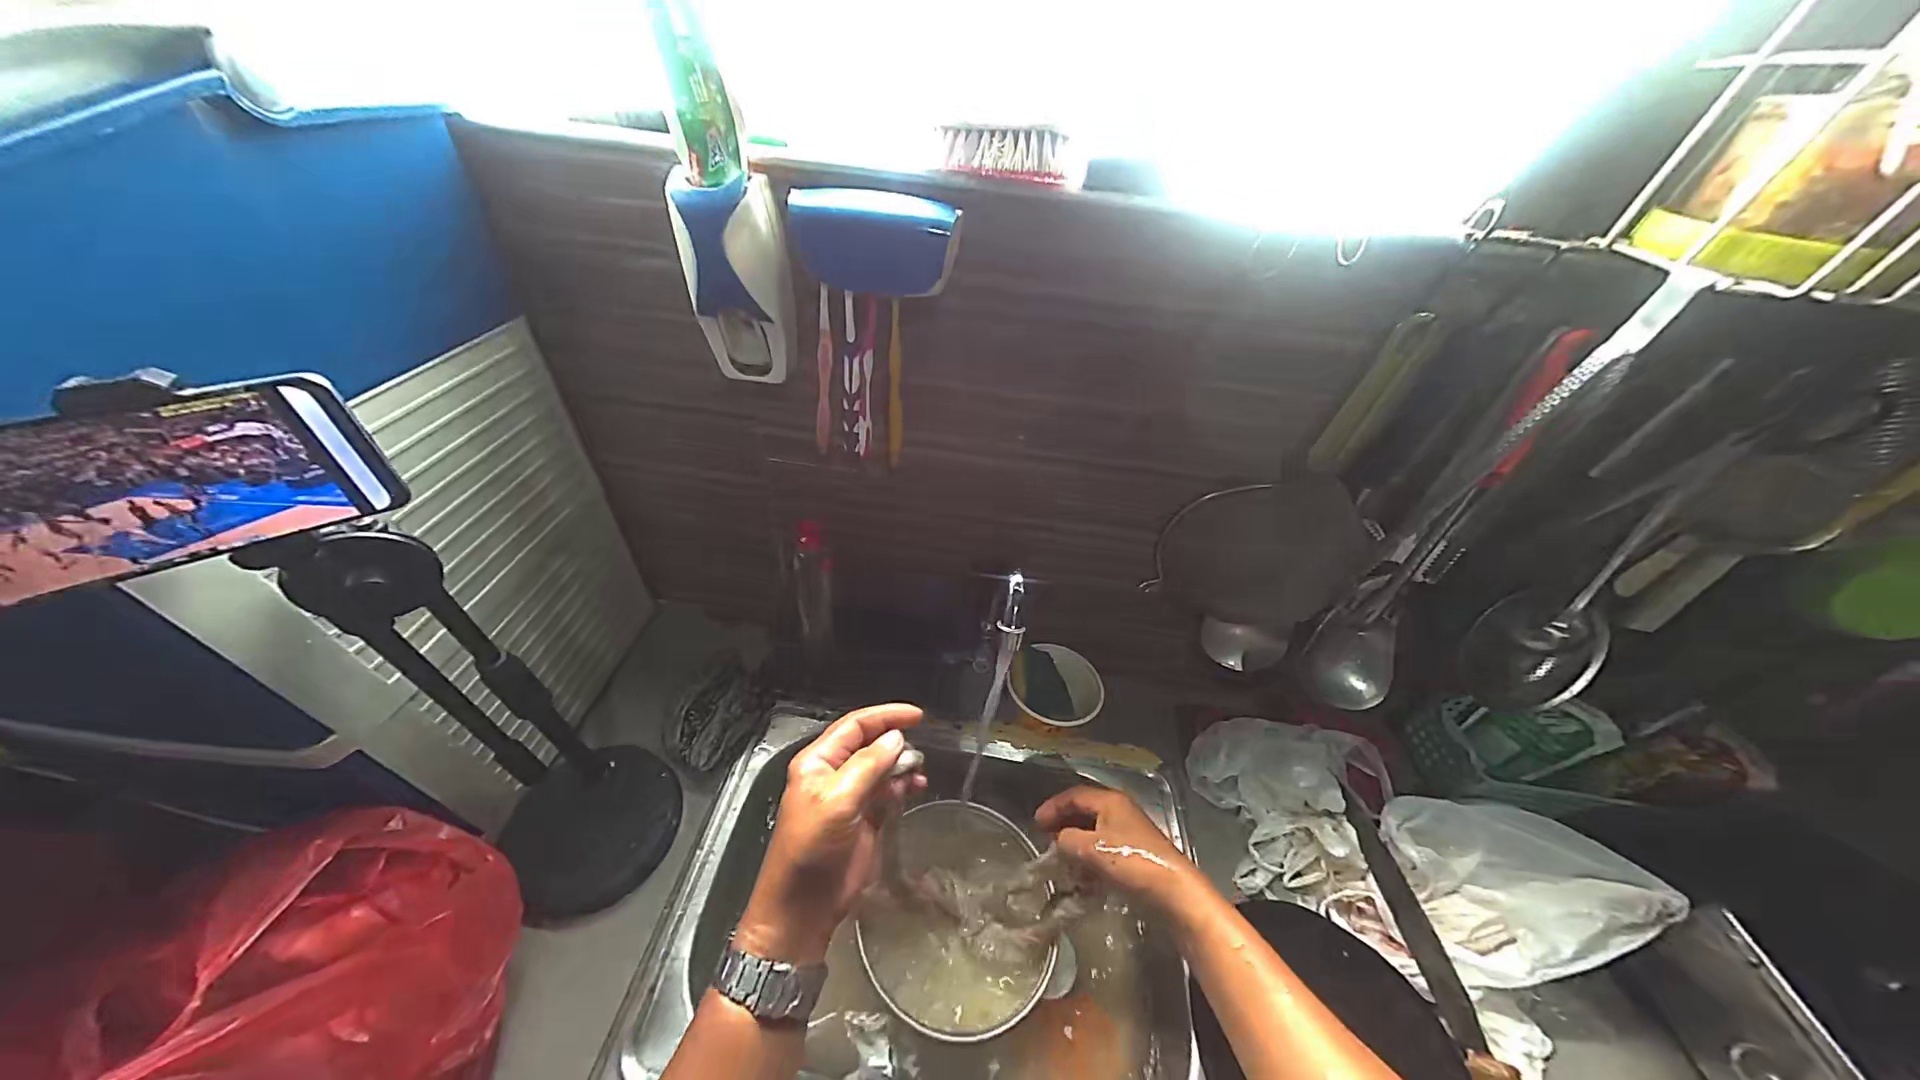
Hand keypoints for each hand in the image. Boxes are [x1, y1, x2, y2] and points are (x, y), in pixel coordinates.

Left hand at [735, 704, 926, 964]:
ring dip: (902, 765)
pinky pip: (888, 792)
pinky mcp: (864, 818)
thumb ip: (868, 765)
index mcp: (818, 762)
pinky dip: (903, 786)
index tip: (916, 715)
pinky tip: (916, 787)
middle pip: (870, 744)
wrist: (803, 906)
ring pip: (882, 767)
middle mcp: (834, 773)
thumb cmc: (810, 849)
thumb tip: (896, 738)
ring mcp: (850, 796)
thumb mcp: (837, 801)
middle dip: (896, 742)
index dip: (885, 716)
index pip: (855, 726)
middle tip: (919, 751)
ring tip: (919, 772)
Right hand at [1034, 786, 1205, 915]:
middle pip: (1084, 810)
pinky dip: (1089, 856)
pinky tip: (1081, 873)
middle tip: (1044, 836)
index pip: (1074, 795)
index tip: (1035, 822)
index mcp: (1110, 801)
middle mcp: (1120, 811)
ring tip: (1060, 856)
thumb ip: (1067, 840)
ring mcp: (1129, 832)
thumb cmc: (1131, 862)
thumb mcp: (1090, 849)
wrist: (1173, 893)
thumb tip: (1059, 841)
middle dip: (1063, 822)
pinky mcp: (1135, 853)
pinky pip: (1104, 848)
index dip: (1052, 806)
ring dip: (1075, 841)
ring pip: (1094, 830)